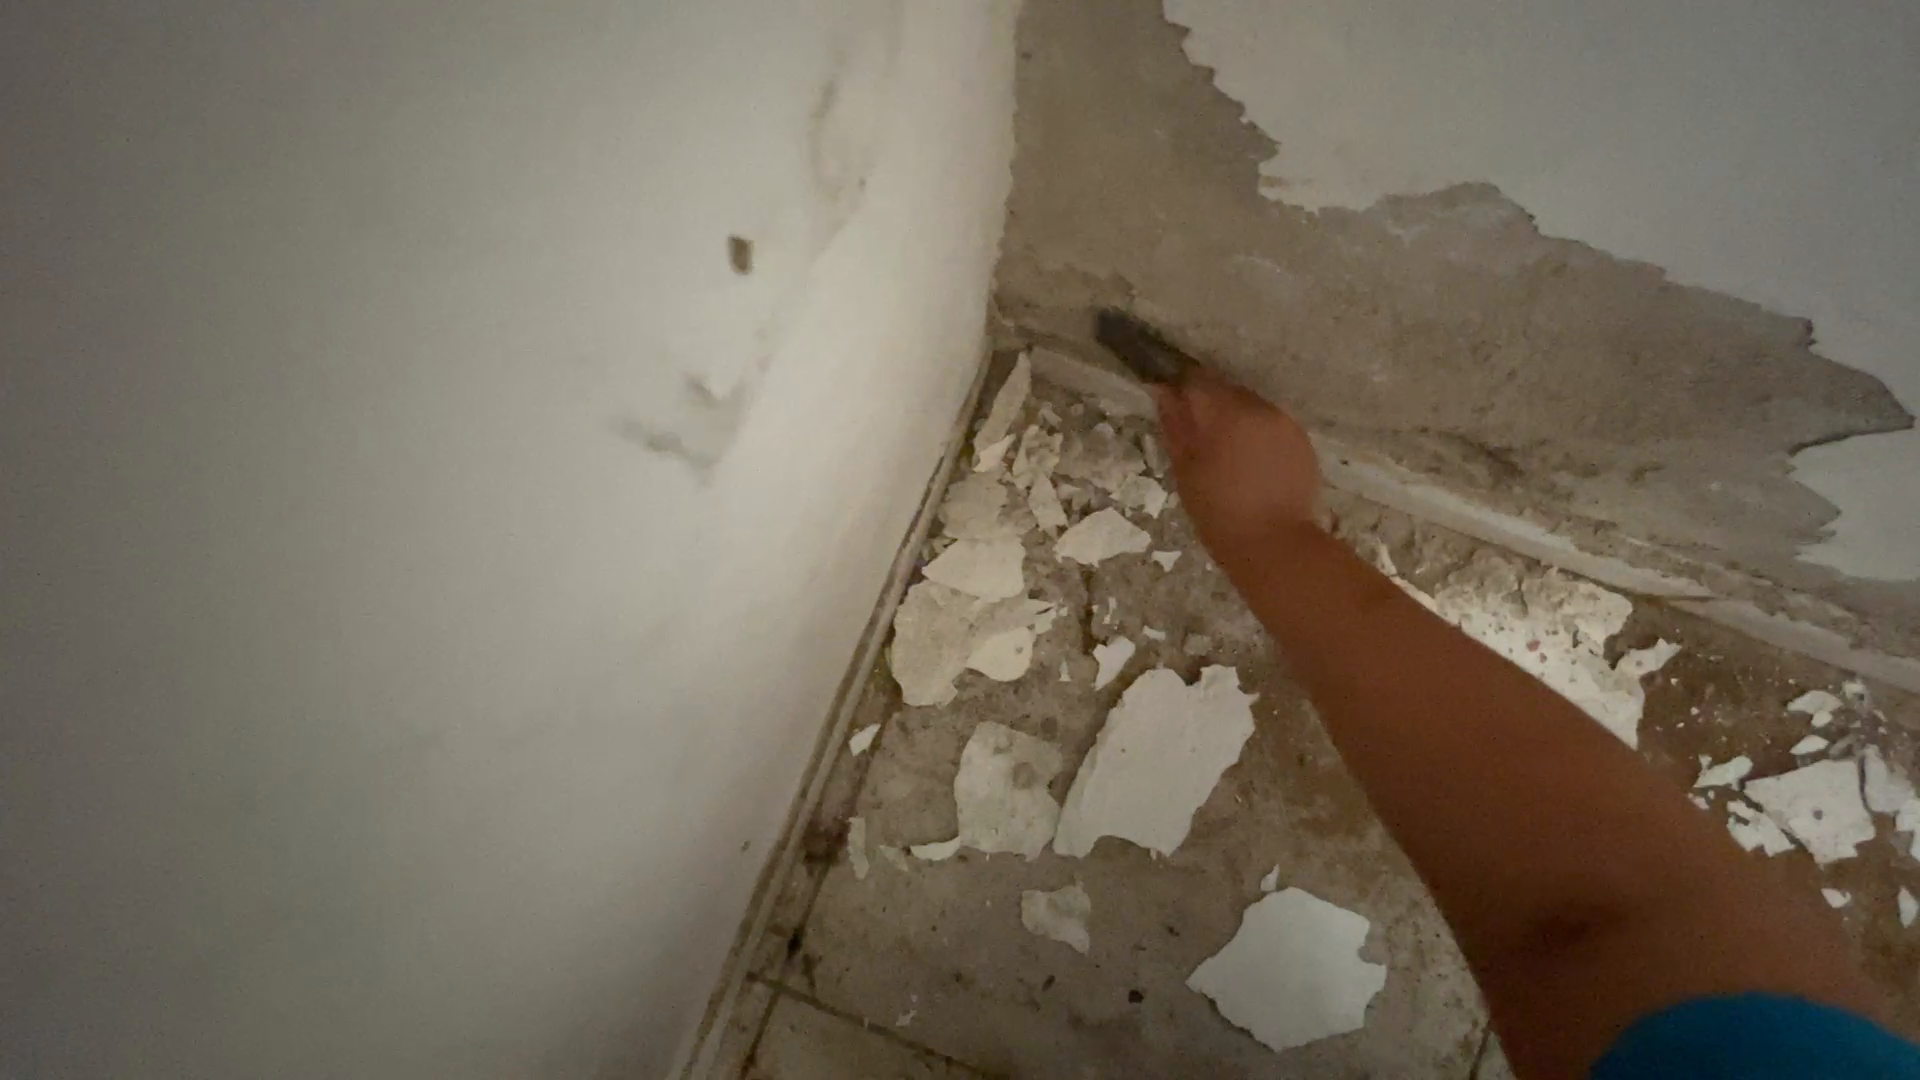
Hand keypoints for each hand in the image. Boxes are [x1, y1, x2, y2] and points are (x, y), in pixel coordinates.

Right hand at [1150, 368, 1320, 551]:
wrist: (1275, 545)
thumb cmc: (1218, 513)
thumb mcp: (1186, 471)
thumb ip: (1175, 426)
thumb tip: (1162, 392)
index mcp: (1227, 414)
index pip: (1197, 380)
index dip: (1180, 389)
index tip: (1170, 404)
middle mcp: (1260, 408)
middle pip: (1226, 390)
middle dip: (1208, 405)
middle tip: (1195, 437)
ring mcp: (1285, 422)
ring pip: (1250, 406)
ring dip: (1233, 419)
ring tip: (1224, 454)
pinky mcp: (1302, 439)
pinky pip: (1271, 424)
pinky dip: (1255, 434)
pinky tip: (1249, 464)